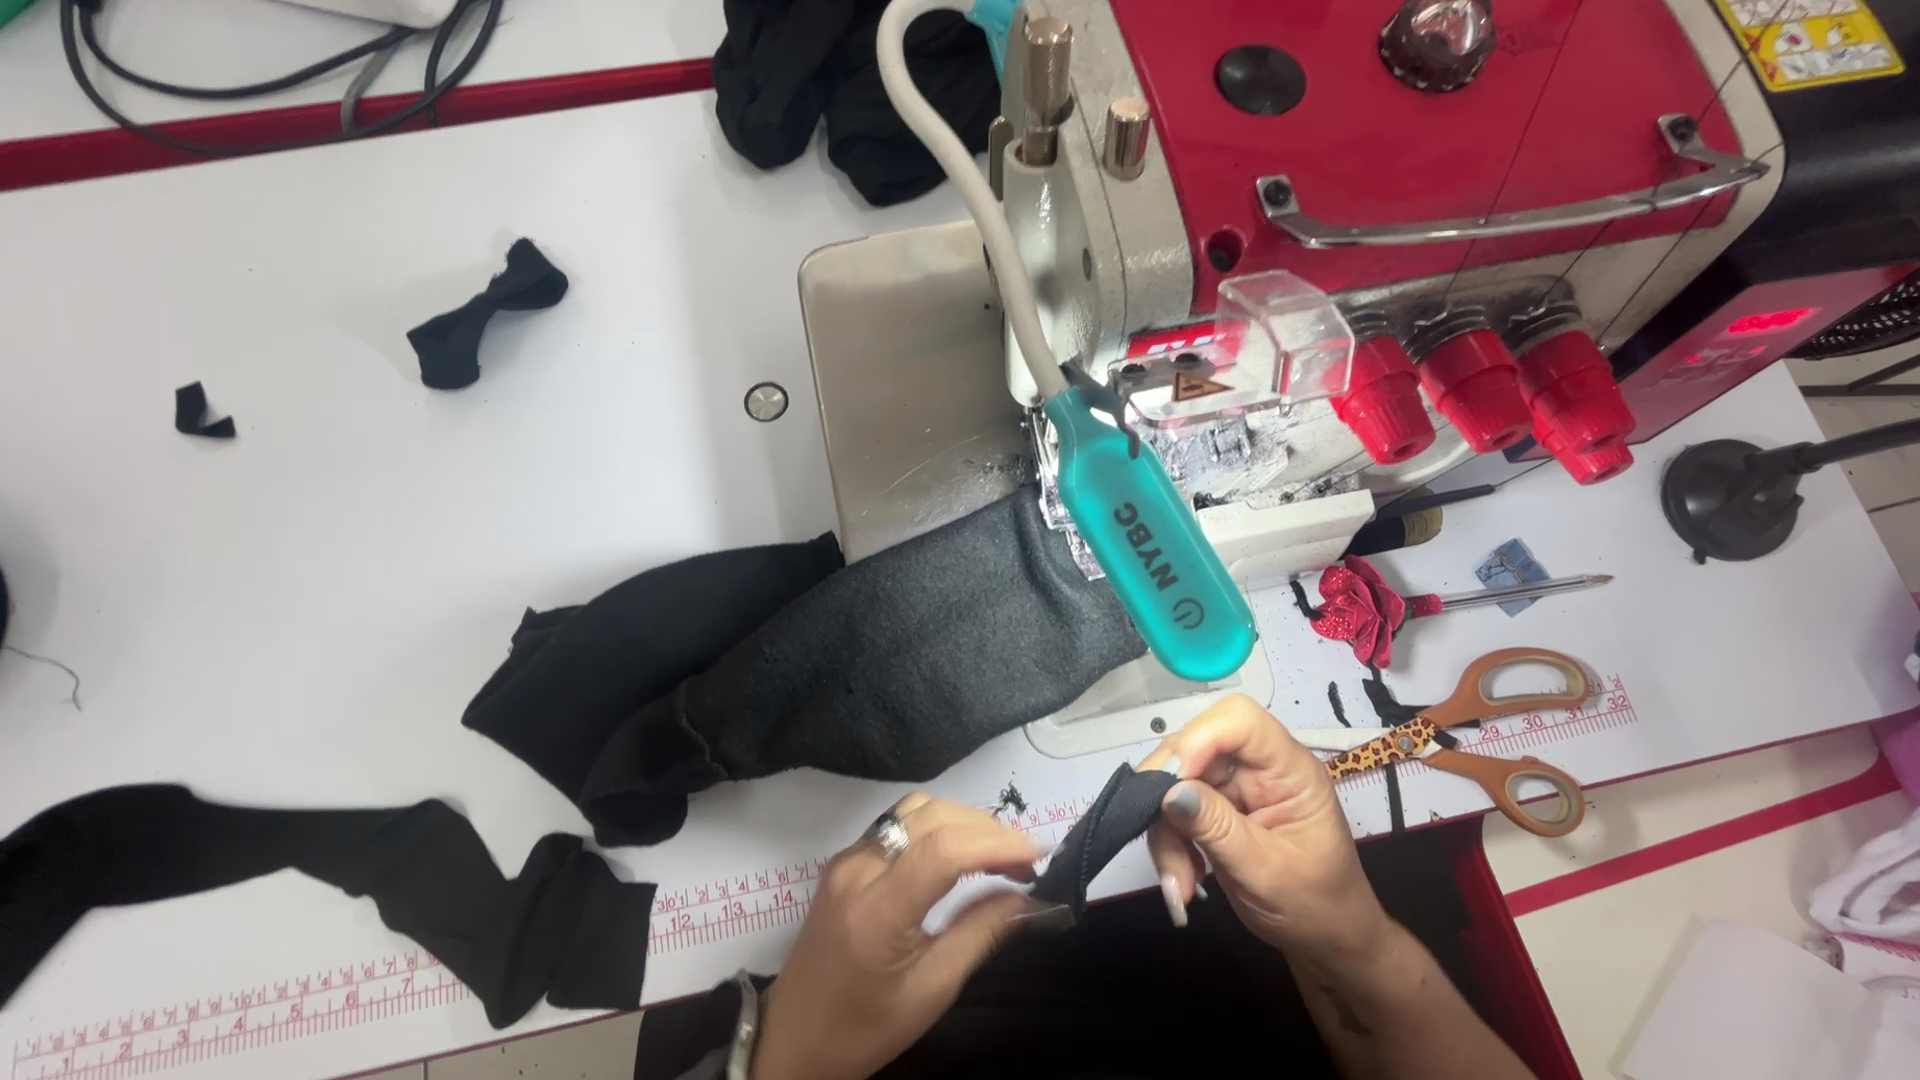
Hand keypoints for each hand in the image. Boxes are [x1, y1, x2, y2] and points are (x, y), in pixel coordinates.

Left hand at [752, 794, 1043, 1079]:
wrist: (793, 1039)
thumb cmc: (865, 1027)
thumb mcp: (932, 989)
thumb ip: (981, 933)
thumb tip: (1028, 898)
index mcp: (877, 911)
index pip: (943, 851)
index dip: (996, 844)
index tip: (1038, 854)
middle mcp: (858, 870)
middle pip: (932, 817)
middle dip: (987, 829)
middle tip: (1026, 858)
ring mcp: (848, 859)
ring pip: (915, 810)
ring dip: (963, 820)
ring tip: (998, 852)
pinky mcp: (845, 859)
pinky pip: (898, 823)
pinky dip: (938, 826)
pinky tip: (961, 851)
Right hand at [1137, 694, 1389, 964]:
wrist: (1325, 939)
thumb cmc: (1315, 906)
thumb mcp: (1266, 873)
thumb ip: (1216, 829)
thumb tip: (1169, 792)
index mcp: (1289, 770)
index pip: (1240, 720)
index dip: (1200, 739)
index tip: (1173, 786)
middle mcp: (1257, 767)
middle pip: (1194, 747)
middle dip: (1169, 795)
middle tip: (1162, 841)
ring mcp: (1232, 785)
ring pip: (1174, 780)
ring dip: (1165, 831)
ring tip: (1178, 883)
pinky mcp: (1213, 805)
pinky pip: (1172, 806)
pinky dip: (1168, 842)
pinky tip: (1181, 878)